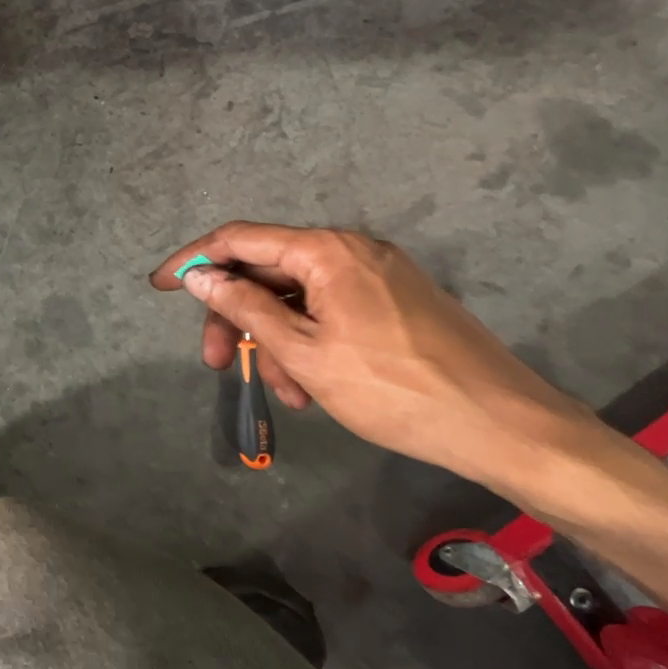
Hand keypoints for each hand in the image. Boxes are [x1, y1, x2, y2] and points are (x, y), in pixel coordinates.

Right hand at [151, 222, 597, 486]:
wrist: (508, 429)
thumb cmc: (393, 388)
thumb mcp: (301, 350)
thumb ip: (242, 305)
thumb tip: (199, 275)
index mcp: (327, 251)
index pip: (238, 239)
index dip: (192, 261)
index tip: (159, 286)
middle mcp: (352, 250)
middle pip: (267, 271)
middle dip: (236, 317)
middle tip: (217, 362)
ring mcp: (378, 276)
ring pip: (297, 297)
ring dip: (275, 340)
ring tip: (283, 391)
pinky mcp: (397, 303)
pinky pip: (330, 310)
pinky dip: (308, 341)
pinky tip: (310, 385)